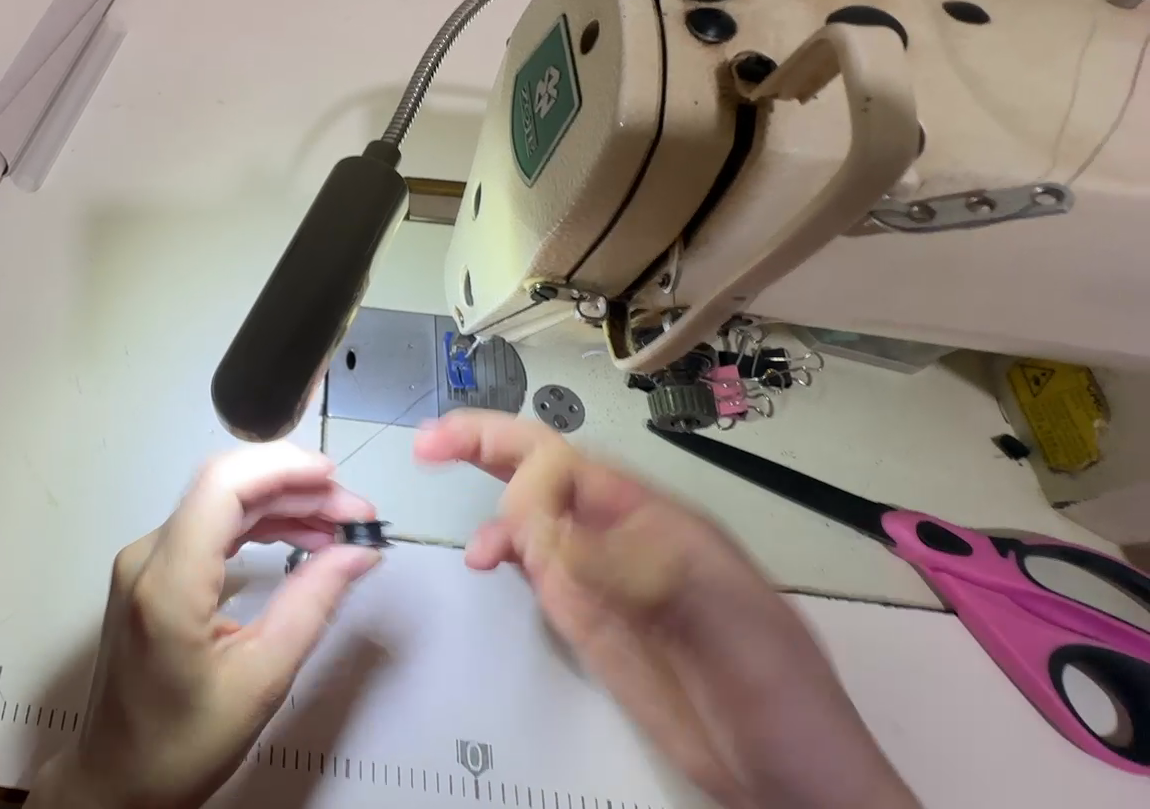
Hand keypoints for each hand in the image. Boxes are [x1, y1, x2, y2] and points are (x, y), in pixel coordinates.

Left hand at [30, 443, 381, 808]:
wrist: (116, 779)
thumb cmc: (185, 743)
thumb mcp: (261, 680)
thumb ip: (312, 605)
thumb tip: (360, 554)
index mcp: (168, 583)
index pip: (222, 487)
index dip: (281, 468)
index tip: (335, 478)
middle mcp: (148, 554)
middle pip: (225, 488)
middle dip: (295, 488)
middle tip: (357, 514)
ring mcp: (145, 559)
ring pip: (220, 503)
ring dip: (282, 504)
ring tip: (340, 526)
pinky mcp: (152, 570)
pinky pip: (210, 527)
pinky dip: (258, 525)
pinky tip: (301, 537)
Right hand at [416, 410, 918, 808]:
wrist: (786, 773)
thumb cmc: (772, 686)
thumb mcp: (720, 613)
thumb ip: (634, 562)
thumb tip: (545, 529)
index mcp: (651, 514)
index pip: (568, 461)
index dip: (511, 449)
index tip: (472, 475)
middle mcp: (613, 529)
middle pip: (540, 470)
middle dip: (483, 446)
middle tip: (429, 443)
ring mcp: (592, 569)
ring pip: (525, 512)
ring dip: (489, 507)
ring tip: (476, 549)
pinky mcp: (579, 608)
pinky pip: (528, 560)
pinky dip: (498, 549)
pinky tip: (485, 561)